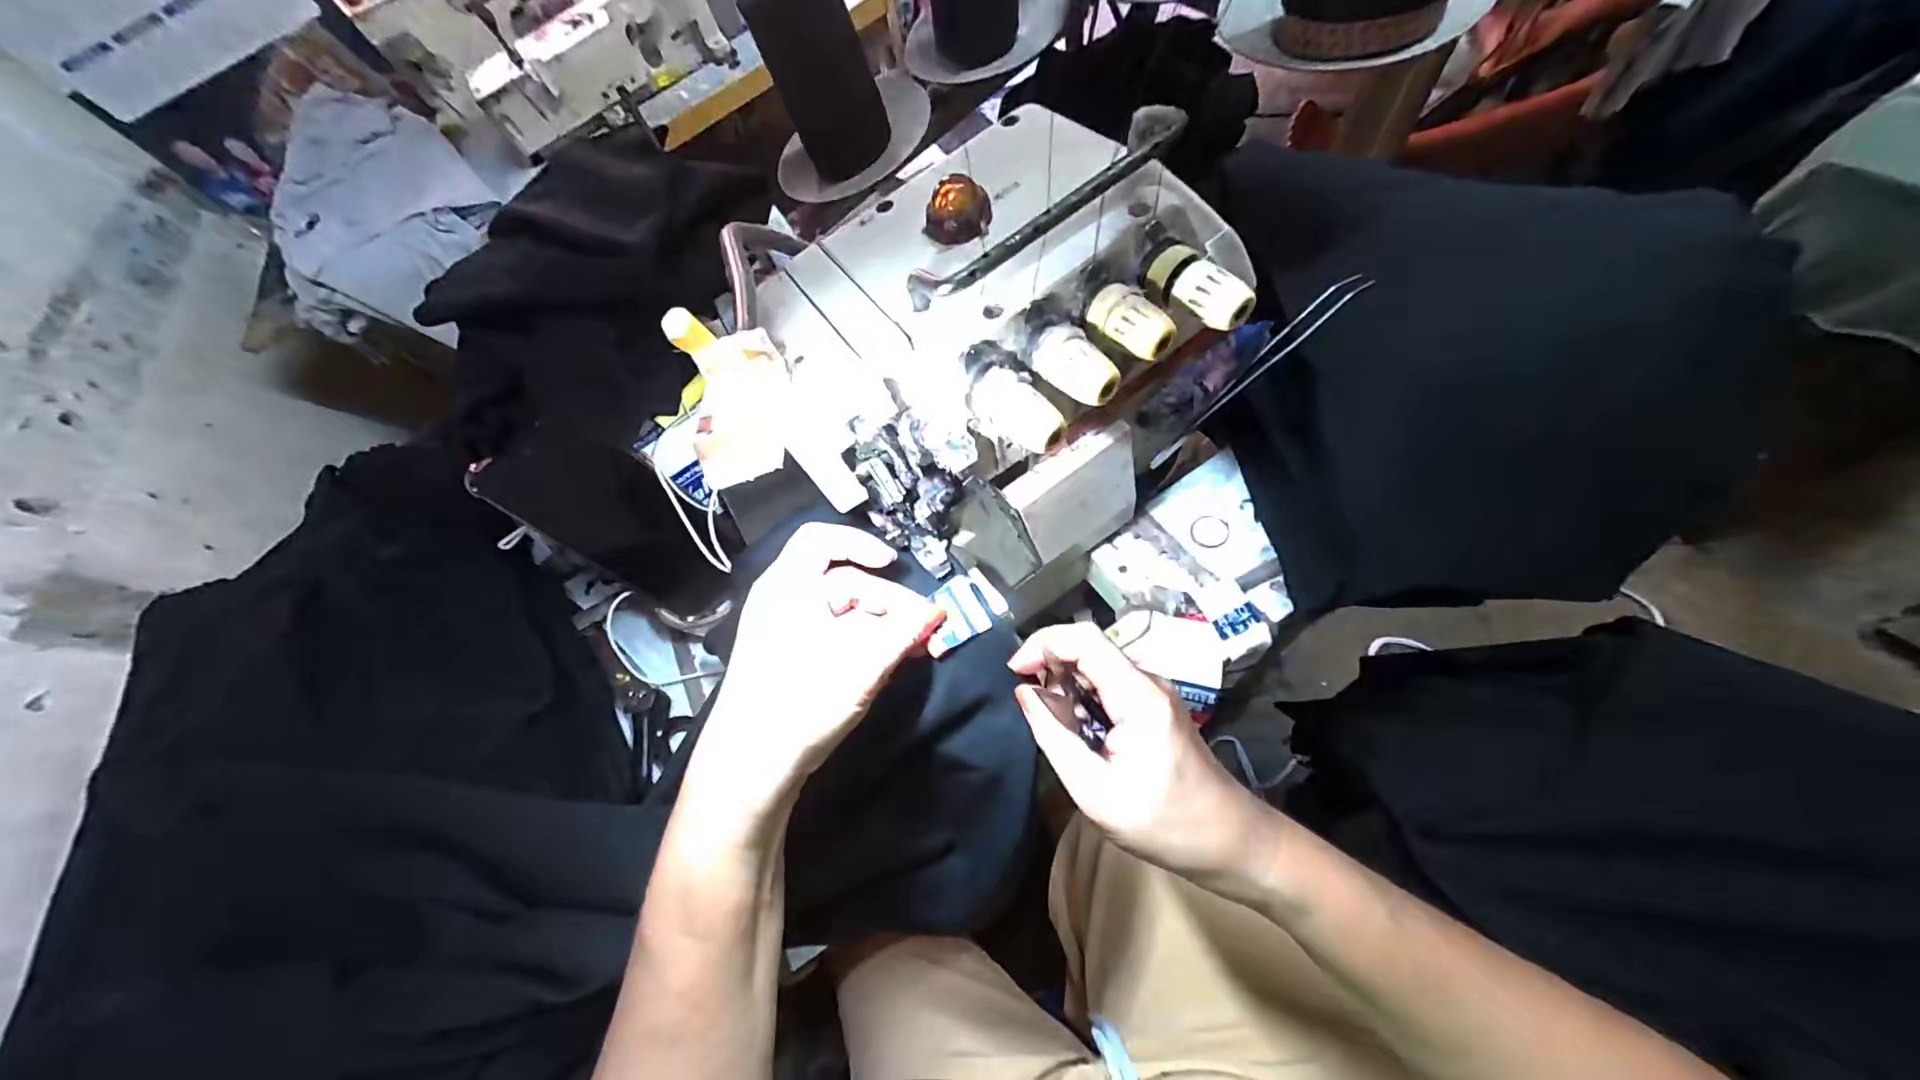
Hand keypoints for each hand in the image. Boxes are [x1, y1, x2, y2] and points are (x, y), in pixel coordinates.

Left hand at [700, 523, 947, 806]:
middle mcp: (781, 599)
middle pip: (843, 581)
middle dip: (887, 602)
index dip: (861, 544)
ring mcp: (781, 630)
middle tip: (922, 630)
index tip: (893, 565)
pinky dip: (861, 640)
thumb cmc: (802, 702)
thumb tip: (935, 613)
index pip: (822, 540)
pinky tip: (886, 660)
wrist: (750, 765)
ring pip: (841, 612)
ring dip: (879, 624)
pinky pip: (831, 633)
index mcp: (789, 586)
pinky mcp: (787, 657)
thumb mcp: (863, 663)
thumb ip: (903, 632)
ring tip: (911, 648)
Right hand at [1010, 623, 1272, 885]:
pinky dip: (1084, 698)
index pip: (1084, 639)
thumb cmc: (1166, 824)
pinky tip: (1081, 732)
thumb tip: (1024, 693)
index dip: (1043, 643)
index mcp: (1139, 696)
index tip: (1015, 673)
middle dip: (1051, 668)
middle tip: (1036, 711)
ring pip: (1097, 666)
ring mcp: (1155, 691)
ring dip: (1067, 685)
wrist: (1231, 840)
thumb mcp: (1096, 791)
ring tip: (1058, 728)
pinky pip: (1109, 684)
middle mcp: (1149, 682)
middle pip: (1089, 648)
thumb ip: (1055, 737)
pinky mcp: (1155, 705)